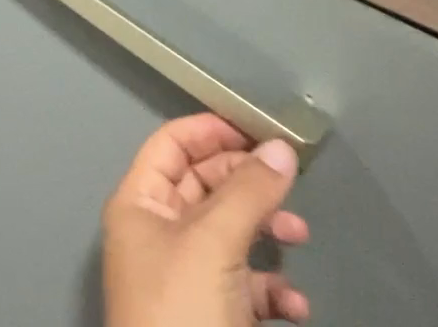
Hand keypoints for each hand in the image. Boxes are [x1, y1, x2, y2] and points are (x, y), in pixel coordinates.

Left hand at [103, 114, 309, 325]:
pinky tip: (294, 304)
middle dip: (248, 183)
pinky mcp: (212, 318)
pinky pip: (245, 286)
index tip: (258, 128)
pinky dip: (272, 289)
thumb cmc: (181, 314)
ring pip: (231, 234)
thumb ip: (248, 191)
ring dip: (267, 232)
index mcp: (140, 205)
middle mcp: (158, 234)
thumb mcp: (212, 243)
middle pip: (206, 186)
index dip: (211, 131)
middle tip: (288, 182)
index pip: (171, 145)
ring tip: (297, 238)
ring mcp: (185, 277)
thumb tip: (280, 148)